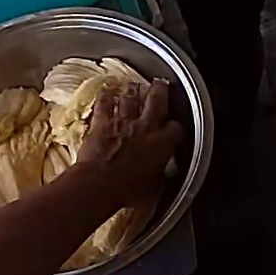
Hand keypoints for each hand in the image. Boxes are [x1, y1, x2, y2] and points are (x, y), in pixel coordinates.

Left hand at [78, 79, 182, 205]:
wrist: (99, 184)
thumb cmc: (128, 191)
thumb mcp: (154, 190)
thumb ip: (159, 178)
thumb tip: (161, 178)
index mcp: (162, 143)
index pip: (176, 128)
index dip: (176, 128)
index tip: (174, 130)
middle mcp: (145, 127)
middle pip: (156, 100)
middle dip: (160, 90)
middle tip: (160, 83)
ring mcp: (122, 122)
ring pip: (130, 98)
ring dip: (132, 90)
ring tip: (134, 85)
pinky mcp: (101, 123)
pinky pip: (104, 105)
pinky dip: (106, 97)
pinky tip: (106, 92)